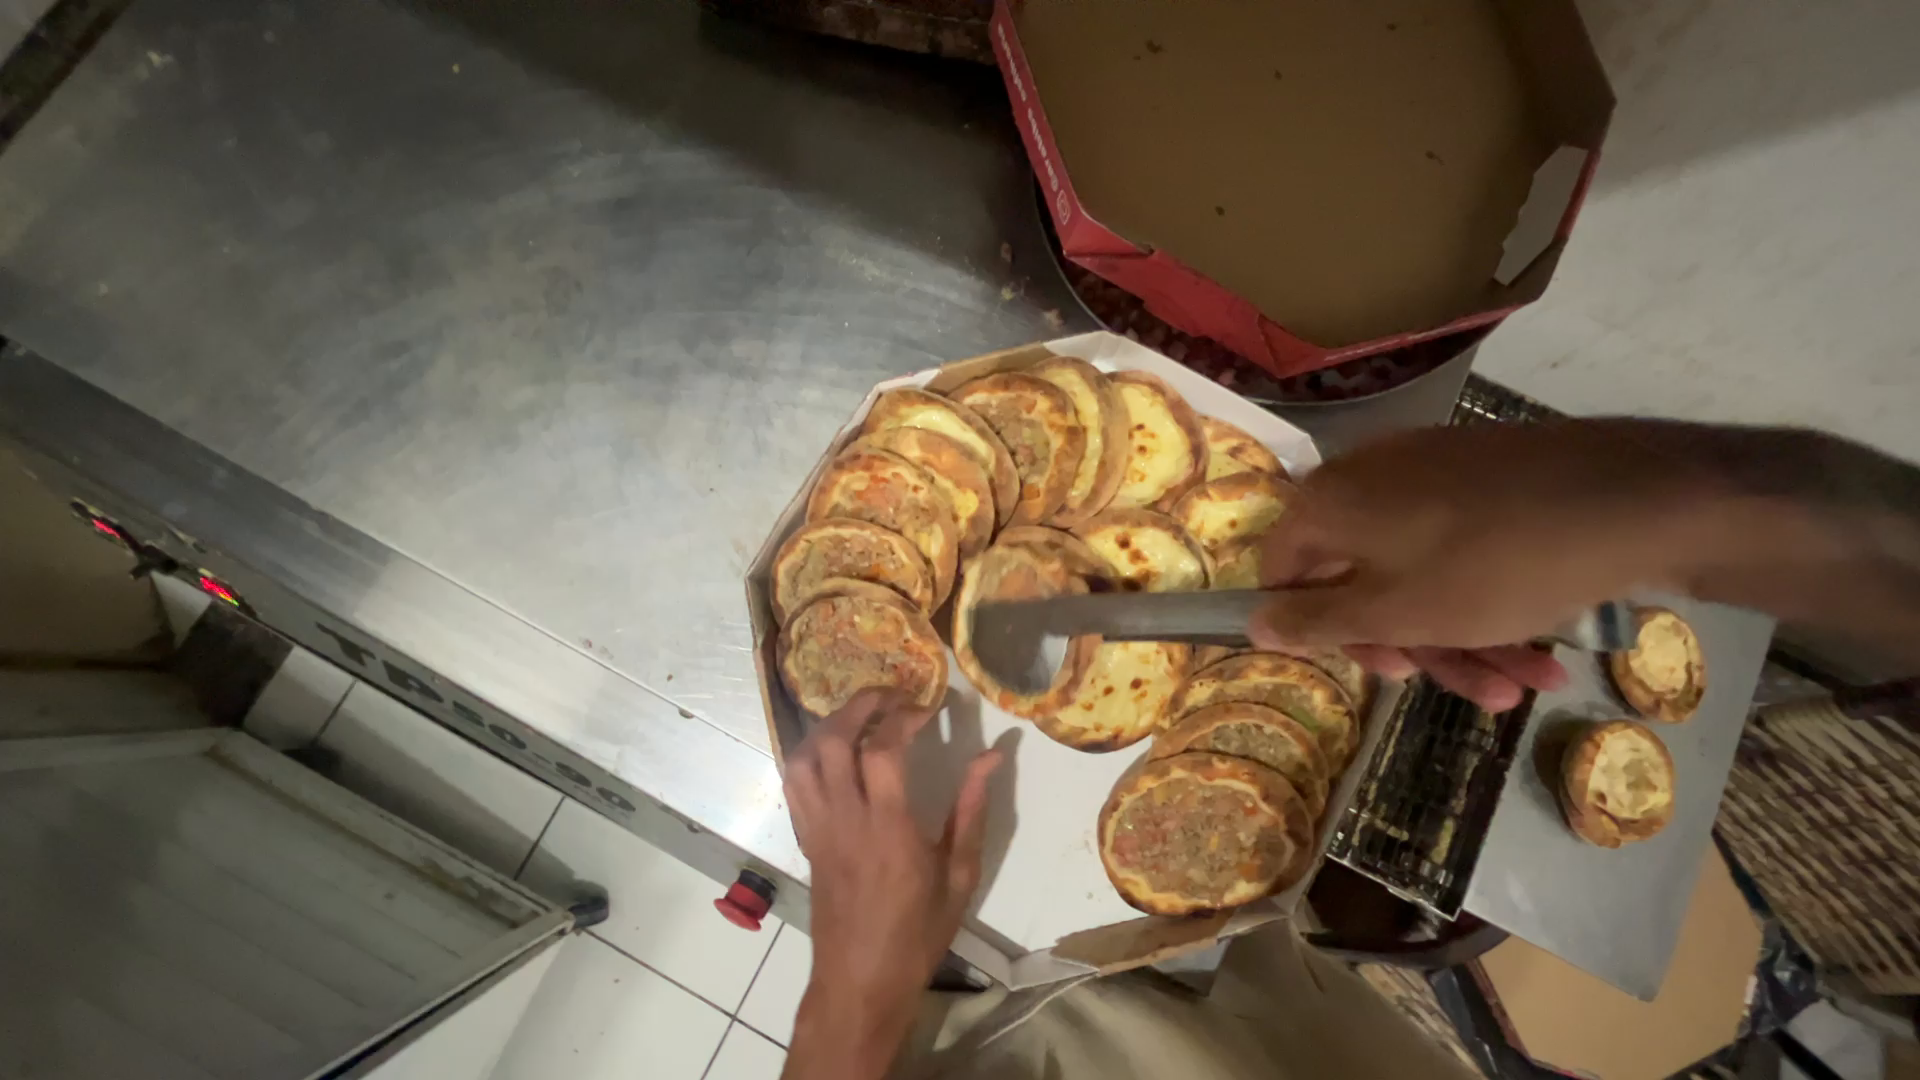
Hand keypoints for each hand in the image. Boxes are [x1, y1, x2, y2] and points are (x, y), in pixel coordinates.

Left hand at [782, 689, 1002, 1079]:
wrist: (859, 982)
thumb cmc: (917, 933)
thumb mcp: (959, 875)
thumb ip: (971, 809)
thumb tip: (991, 755)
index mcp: (889, 827)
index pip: (883, 748)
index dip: (905, 715)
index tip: (930, 707)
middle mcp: (845, 818)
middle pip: (834, 739)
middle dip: (862, 704)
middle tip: (892, 694)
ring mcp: (817, 826)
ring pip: (805, 755)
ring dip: (831, 722)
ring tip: (862, 714)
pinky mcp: (805, 837)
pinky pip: (793, 781)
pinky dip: (809, 751)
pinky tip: (834, 749)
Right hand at [1248, 421, 1721, 710]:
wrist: (1643, 496)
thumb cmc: (1493, 565)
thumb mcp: (1394, 613)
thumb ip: (1314, 622)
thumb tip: (1252, 623)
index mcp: (1326, 505)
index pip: (1283, 572)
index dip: (1315, 628)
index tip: (1374, 665)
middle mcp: (1364, 480)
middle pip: (1358, 579)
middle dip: (1411, 644)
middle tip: (1461, 688)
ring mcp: (1425, 474)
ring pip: (1416, 571)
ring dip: (1462, 637)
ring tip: (1521, 690)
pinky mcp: (1480, 478)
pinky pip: (1457, 548)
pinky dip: (1485, 600)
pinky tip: (1542, 651)